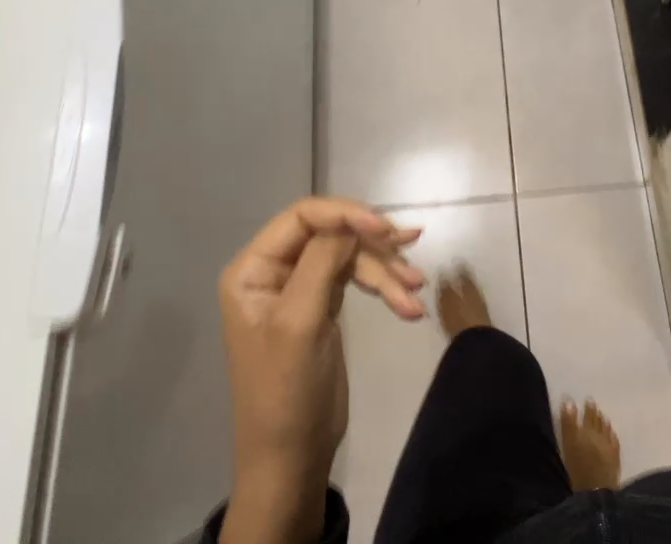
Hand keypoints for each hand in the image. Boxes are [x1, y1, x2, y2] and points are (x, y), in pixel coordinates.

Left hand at [219, 199, 425, 543]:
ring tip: (418, 290)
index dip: (345, 214)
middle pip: (332, 234)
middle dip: (373, 247)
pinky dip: (385, 287)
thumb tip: (353, 219)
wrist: (291, 456)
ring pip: (351, 257)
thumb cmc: (285, 390)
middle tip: (412, 259)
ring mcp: (301, 286)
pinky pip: (358, 278)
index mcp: (252, 269)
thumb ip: (323, 262)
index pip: (302, 217)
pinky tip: (409, 304)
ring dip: (387, 271)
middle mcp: (274, 270)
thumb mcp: (300, 322)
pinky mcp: (325, 304)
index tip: (385, 229)